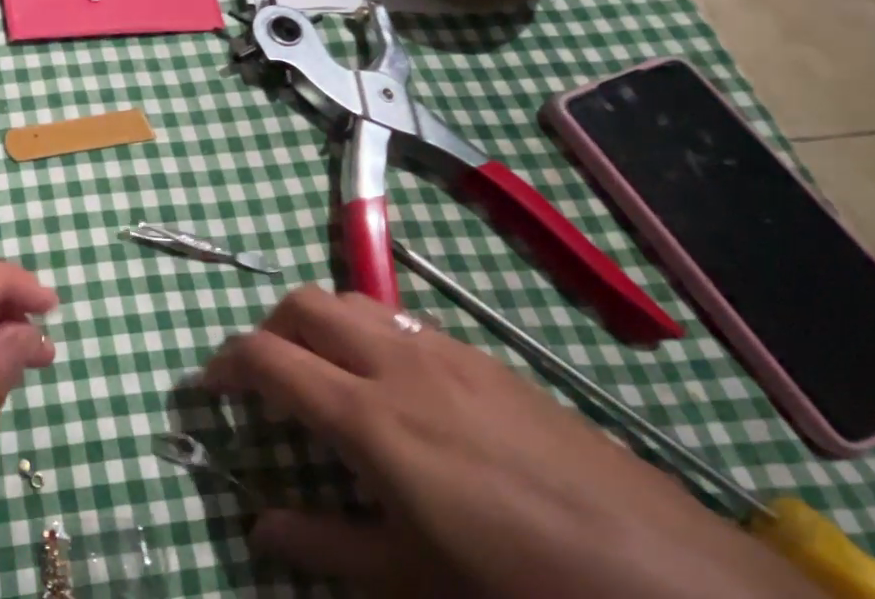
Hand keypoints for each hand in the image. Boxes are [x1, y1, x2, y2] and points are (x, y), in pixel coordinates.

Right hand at [205, 287, 818, 598]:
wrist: (665, 574)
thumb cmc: (516, 579)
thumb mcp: (407, 577)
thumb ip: (322, 545)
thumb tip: (260, 525)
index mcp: (365, 415)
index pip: (264, 355)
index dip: (223, 365)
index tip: (209, 389)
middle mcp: (397, 365)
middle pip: (304, 303)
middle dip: (267, 329)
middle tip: (263, 378)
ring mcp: (448, 354)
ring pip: (357, 302)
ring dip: (320, 325)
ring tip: (325, 377)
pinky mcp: (491, 362)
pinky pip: (406, 324)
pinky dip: (371, 337)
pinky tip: (397, 393)